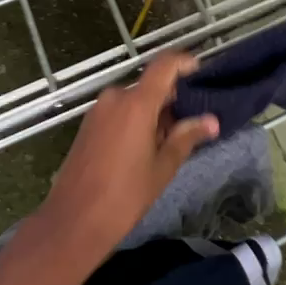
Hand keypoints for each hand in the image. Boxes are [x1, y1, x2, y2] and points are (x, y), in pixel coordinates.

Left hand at [36, 53, 219, 247]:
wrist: (73, 221)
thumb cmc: (124, 196)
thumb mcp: (162, 168)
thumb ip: (186, 137)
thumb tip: (211, 121)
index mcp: (136, 103)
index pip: (164, 64)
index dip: (185, 63)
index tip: (202, 73)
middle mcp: (115, 97)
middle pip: (151, 85)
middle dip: (172, 100)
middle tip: (192, 124)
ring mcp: (98, 109)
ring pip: (135, 100)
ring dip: (154, 113)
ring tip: (170, 142)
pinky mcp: (89, 123)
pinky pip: (119, 111)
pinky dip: (136, 120)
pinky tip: (144, 148)